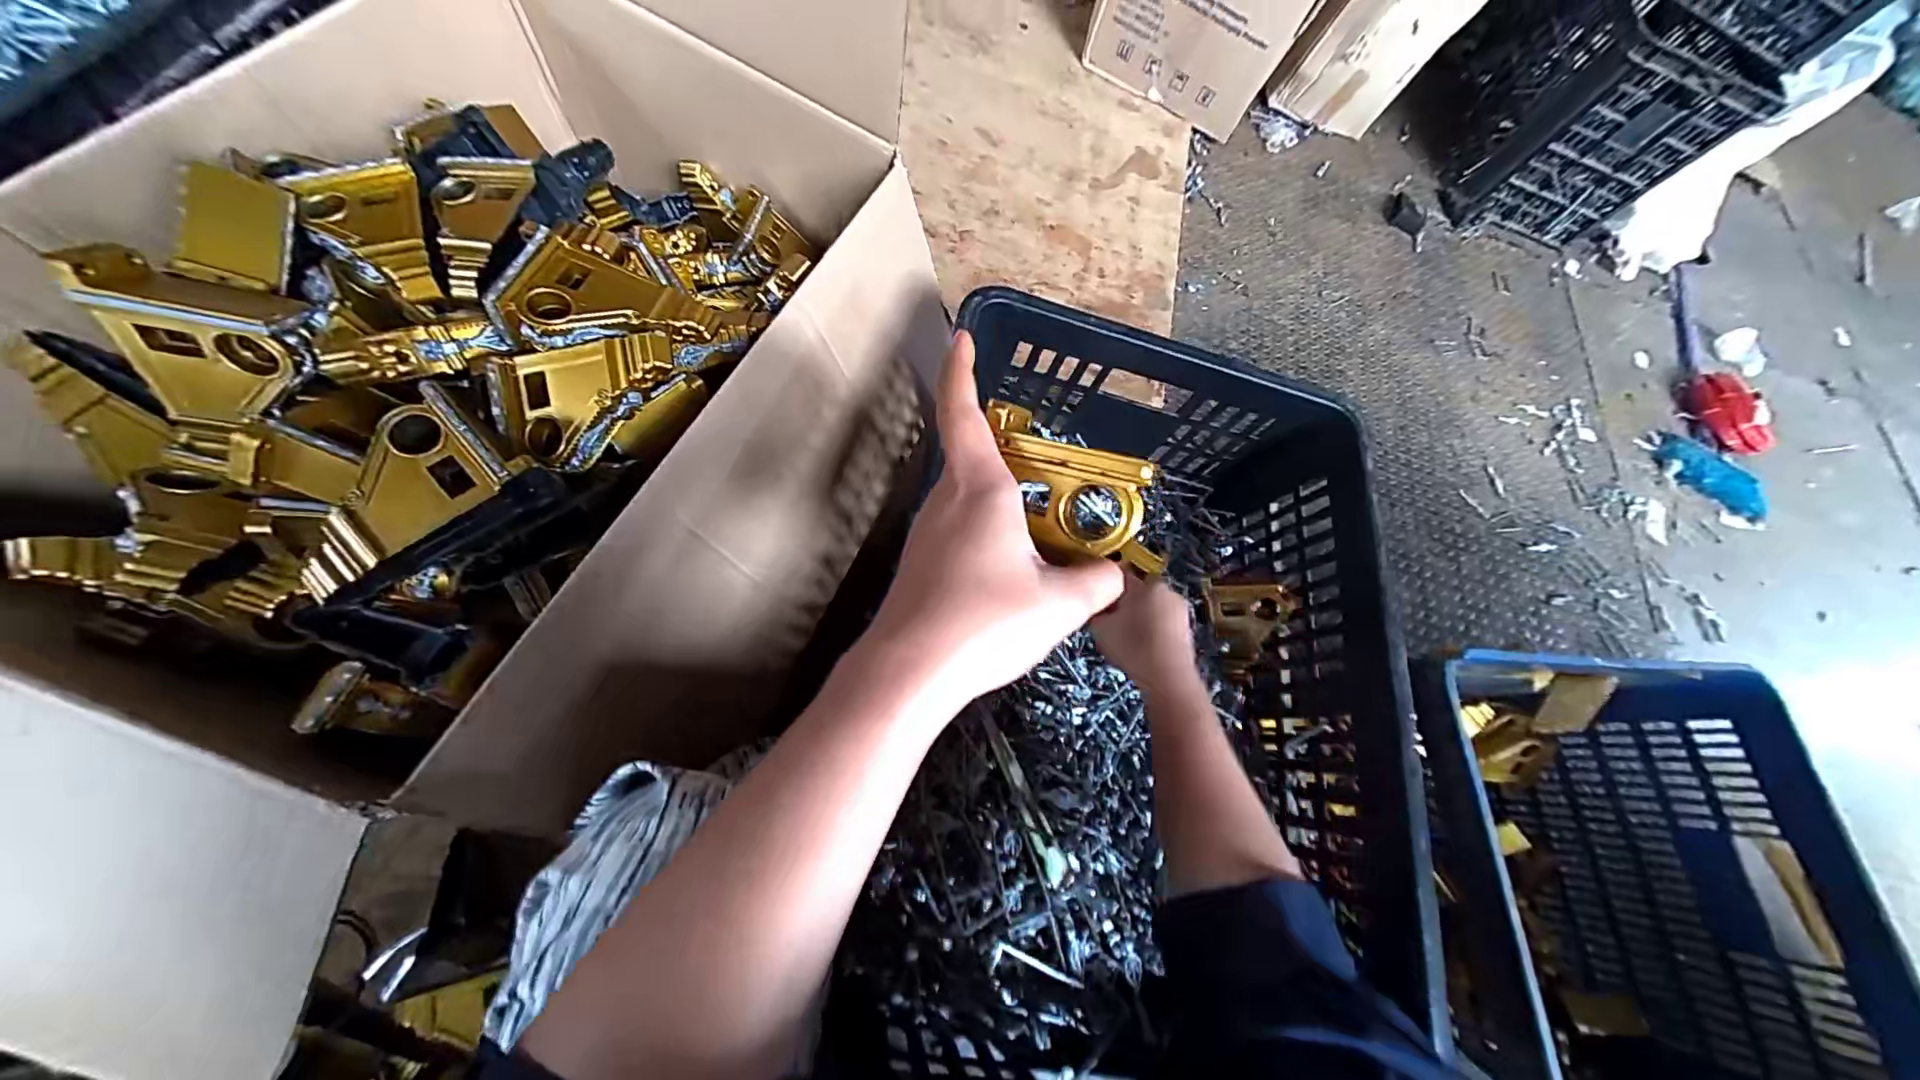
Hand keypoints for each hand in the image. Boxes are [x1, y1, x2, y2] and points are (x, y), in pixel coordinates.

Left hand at [865, 331, 1124, 714]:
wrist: (911, 670)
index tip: (962, 338)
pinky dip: (987, 536)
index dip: (962, 371)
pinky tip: (1008, 576)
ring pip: (967, 501)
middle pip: (971, 459)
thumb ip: (1096, 583)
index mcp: (980, 492)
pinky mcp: (921, 565)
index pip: (965, 414)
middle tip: (1043, 467)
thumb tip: (1114, 575)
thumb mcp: (1059, 605)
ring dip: (999, 505)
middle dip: (1003, 452)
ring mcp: (927, 534)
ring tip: (1038, 534)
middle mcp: (947, 503)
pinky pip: (959, 534)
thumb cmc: (985, 623)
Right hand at [1091, 573, 1202, 698]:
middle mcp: (1166, 590)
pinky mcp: (1186, 628)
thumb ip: (1094, 610)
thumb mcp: (1100, 628)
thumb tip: (1094, 605)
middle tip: (1109, 624)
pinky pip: (1162, 621)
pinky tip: (1142, 646)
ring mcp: (1180, 609)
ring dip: (1139, 617)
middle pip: (1137, 591)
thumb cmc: (1132, 647)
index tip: (1096, 604)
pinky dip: (1152, 629)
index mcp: (1146, 584)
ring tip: (1126, 638)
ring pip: (1151, 607)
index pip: (1119, 576)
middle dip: (1123, 604)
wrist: (1169, 678)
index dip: (1104, 589)